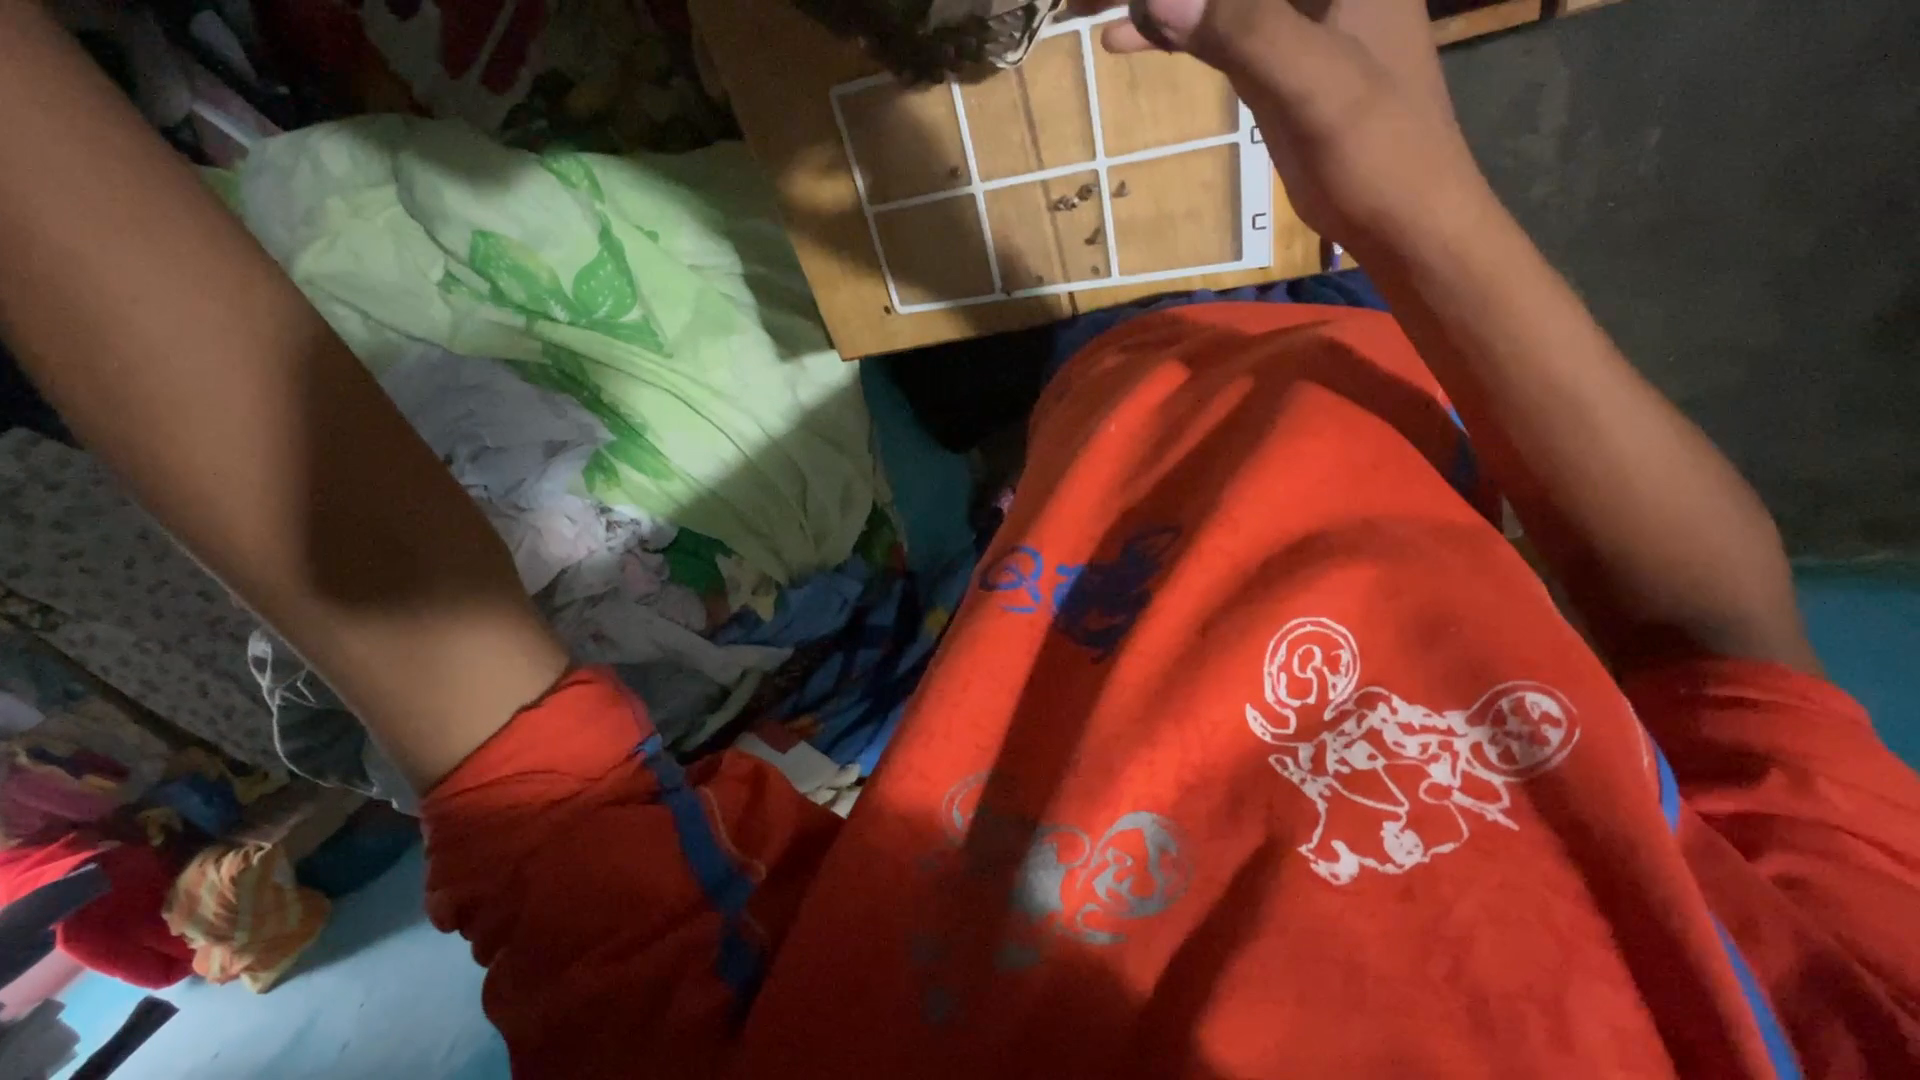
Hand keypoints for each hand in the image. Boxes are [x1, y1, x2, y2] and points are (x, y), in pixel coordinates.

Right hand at [1093, 0, 1494, 251]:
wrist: (1405, 218)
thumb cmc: (1381, 151)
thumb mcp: (1316, 84)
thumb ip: (1246, 29)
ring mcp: (1299, 14)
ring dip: (1157, 2)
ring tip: (1085, 8)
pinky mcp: (1277, 56)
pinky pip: (1215, 27)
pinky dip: (1170, 32)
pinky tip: (1122, 39)